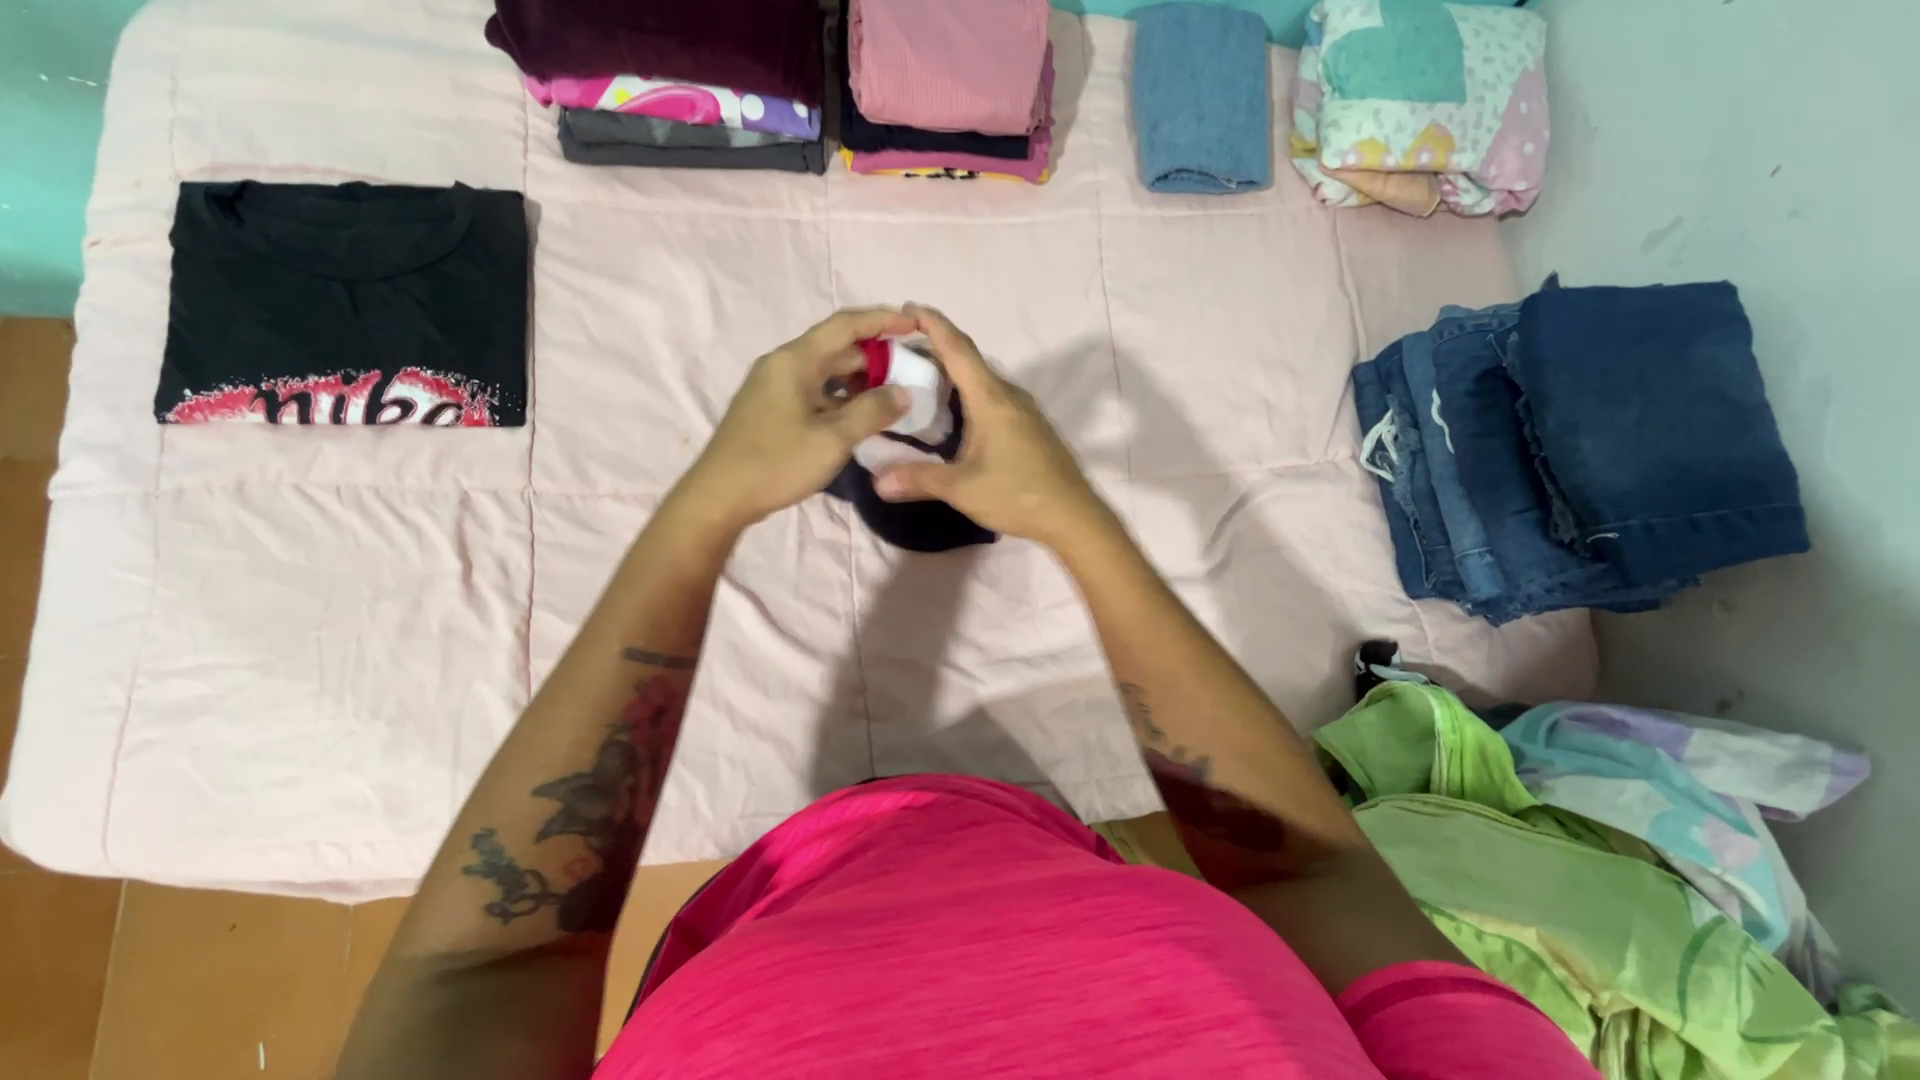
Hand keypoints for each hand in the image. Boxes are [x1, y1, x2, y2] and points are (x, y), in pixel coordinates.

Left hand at [679, 308, 915, 530]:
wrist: (720, 496)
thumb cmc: (777, 462)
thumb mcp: (833, 438)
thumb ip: (872, 411)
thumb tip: (902, 393)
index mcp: (796, 360)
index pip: (846, 325)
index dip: (883, 320)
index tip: (914, 325)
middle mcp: (782, 364)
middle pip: (836, 348)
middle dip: (875, 358)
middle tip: (910, 373)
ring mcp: (773, 387)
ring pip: (826, 373)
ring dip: (859, 381)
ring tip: (890, 399)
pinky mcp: (770, 409)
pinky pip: (814, 392)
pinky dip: (840, 398)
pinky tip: (858, 418)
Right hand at [873, 304, 1112, 547]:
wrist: (1073, 516)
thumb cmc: (1018, 494)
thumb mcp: (961, 489)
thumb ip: (919, 479)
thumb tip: (877, 482)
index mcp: (991, 399)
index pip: (957, 348)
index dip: (932, 324)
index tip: (907, 308)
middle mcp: (1008, 395)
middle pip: (967, 361)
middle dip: (933, 351)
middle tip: (897, 356)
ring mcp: (1022, 410)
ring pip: (980, 380)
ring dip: (950, 375)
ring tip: (918, 382)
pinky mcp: (1029, 427)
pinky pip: (991, 397)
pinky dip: (966, 395)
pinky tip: (952, 414)